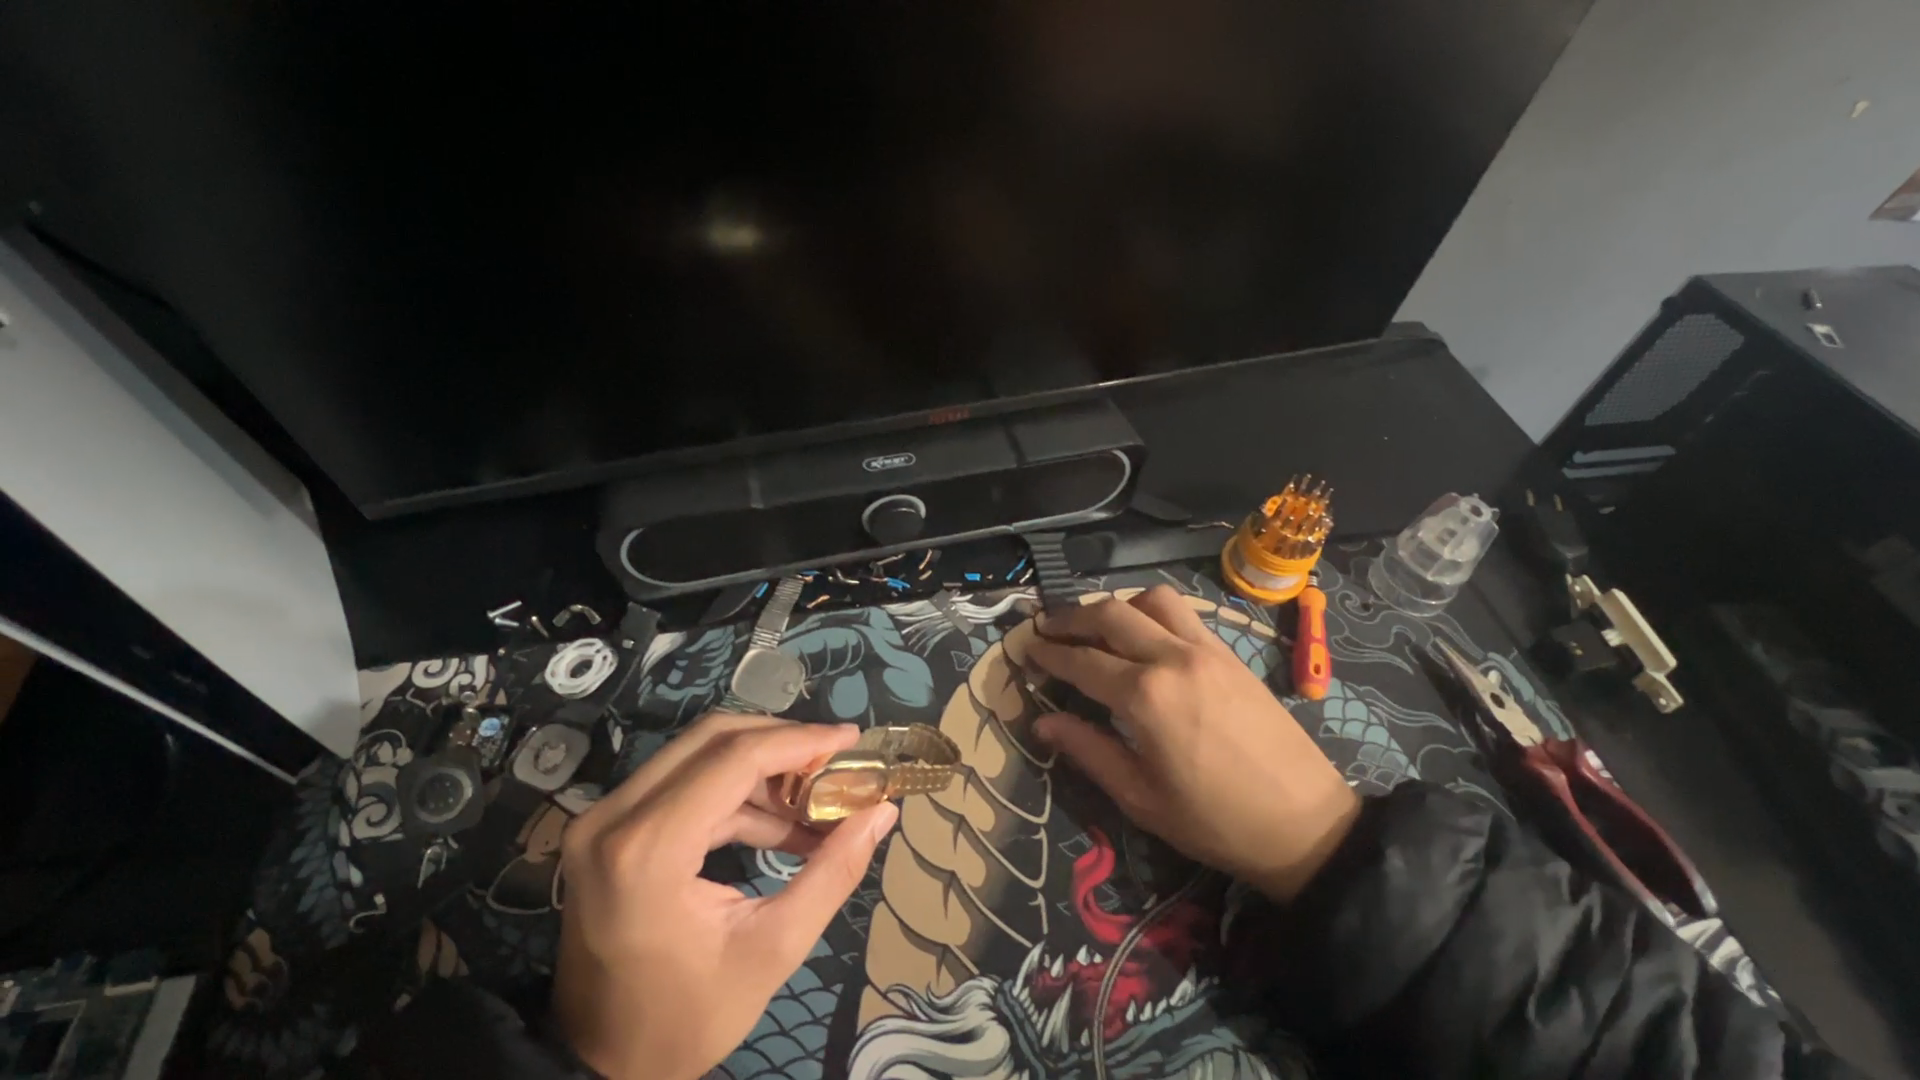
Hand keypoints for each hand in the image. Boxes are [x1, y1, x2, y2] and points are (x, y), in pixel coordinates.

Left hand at [553, 713, 897, 1079]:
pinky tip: (778, 825)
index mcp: (648, 851)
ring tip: (815, 805)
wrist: (601, 1064)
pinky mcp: (608, 829)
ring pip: (696, 756)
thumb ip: (832, 873)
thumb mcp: (773, 949)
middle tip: (835, 763)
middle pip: (712, 740)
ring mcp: (603, 820)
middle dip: (782, 743)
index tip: (851, 740)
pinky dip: (733, 794)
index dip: (800, 742)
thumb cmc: (687, 1018)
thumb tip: (883, 813)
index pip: (734, 759)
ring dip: (760, 770)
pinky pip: (680, 785)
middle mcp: (614, 818)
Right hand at [1028, 586, 1360, 901]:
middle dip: (1070, 617)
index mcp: (1145, 696)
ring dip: (1117, 604)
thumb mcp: (1140, 797)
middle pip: (1110, 614)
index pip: (1081, 660)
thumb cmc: (1214, 821)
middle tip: (1047, 628)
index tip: (1026, 650)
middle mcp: (1172, 658)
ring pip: (1152, 599)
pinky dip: (1153, 612)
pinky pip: (1184, 614)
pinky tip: (1144, 637)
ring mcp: (1207, 650)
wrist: (1303, 822)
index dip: (1048, 654)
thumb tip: (1042, 723)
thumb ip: (1088, 751)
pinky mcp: (1231, 654)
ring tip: (1098, 628)